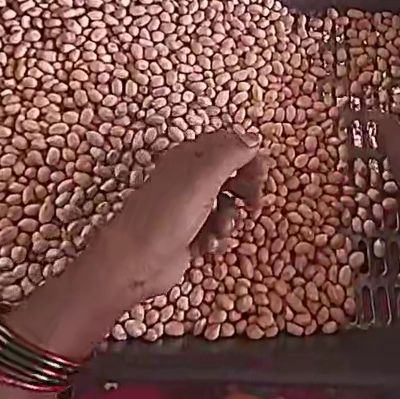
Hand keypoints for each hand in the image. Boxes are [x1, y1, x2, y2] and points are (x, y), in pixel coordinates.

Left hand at [76, 130, 265, 305]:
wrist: (137, 260)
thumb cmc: (168, 214)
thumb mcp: (203, 176)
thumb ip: (231, 153)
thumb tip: (253, 139)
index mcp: (190, 157)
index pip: (228, 144)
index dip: (248, 155)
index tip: (262, 173)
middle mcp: (190, 179)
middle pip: (231, 174)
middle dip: (245, 188)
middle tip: (252, 201)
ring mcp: (189, 207)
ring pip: (226, 205)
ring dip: (230, 217)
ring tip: (220, 228)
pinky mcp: (191, 233)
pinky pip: (217, 229)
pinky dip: (218, 237)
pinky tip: (208, 245)